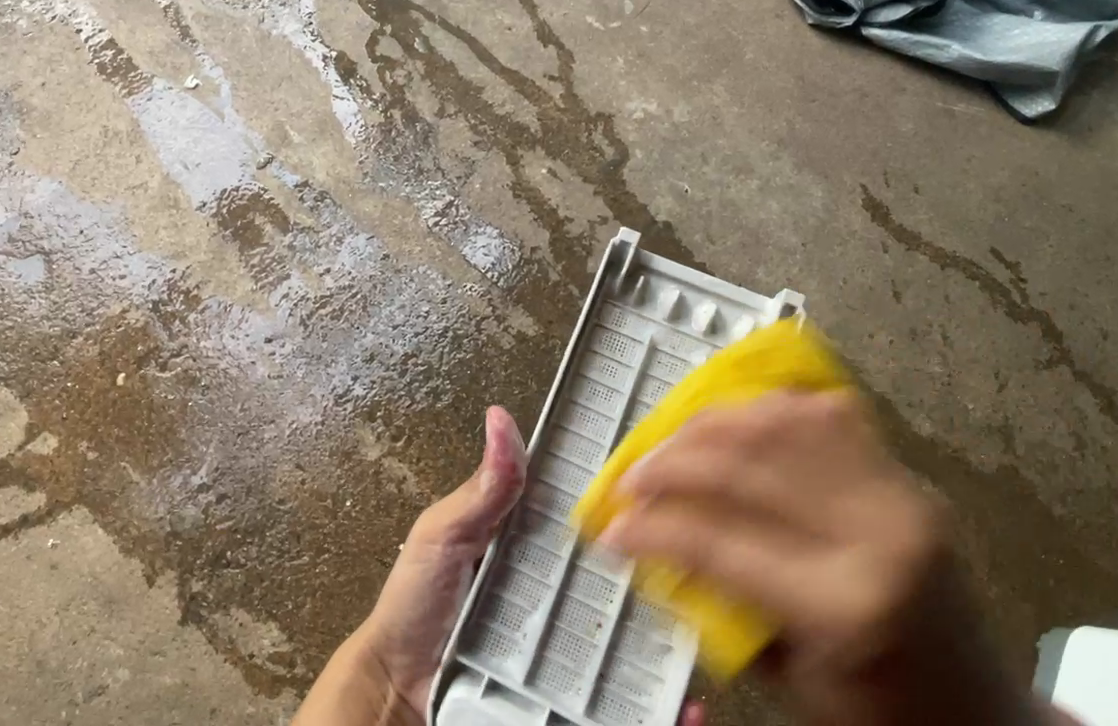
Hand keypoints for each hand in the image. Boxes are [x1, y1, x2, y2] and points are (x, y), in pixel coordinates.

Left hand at [297, 408, 706, 725]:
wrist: (400, 692)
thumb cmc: (414, 609)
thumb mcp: (443, 538)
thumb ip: (480, 491)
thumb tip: (500, 421)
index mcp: (543, 550)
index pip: (600, 524)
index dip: (637, 508)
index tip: (678, 488)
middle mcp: (567, 596)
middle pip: (633, 583)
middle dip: (676, 575)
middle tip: (717, 566)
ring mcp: (575, 651)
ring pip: (640, 644)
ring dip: (678, 643)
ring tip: (714, 637)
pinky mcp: (578, 699)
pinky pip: (628, 705)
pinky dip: (663, 708)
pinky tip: (686, 707)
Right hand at [599, 391, 1042, 725]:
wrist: (981, 712)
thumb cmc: (881, 711)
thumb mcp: (789, 678)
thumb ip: (721, 602)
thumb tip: (650, 540)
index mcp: (848, 604)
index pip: (721, 544)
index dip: (654, 529)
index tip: (610, 526)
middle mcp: (878, 532)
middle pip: (746, 466)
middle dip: (671, 465)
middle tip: (629, 480)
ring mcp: (899, 491)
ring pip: (781, 422)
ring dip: (711, 424)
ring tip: (671, 443)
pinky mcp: (906, 474)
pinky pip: (825, 416)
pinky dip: (768, 409)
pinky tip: (733, 422)